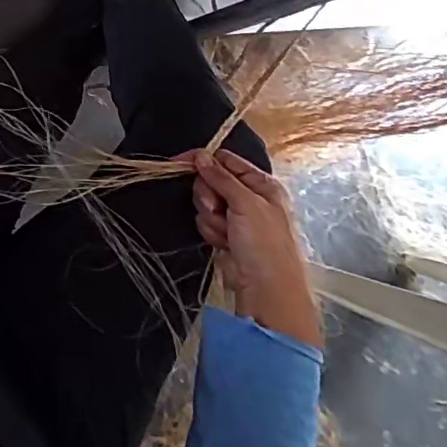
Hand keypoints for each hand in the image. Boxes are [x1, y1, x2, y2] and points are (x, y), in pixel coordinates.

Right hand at [179, 149, 322, 349]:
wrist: (266, 291)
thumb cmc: (265, 244)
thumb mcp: (246, 203)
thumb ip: (221, 178)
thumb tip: (201, 155)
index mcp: (262, 184)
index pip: (226, 161)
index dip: (204, 161)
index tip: (180, 163)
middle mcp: (250, 197)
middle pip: (211, 181)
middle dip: (208, 196)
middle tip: (217, 209)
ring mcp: (237, 218)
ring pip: (206, 203)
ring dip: (211, 218)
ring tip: (227, 233)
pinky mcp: (226, 235)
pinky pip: (207, 222)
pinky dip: (212, 232)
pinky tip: (224, 244)